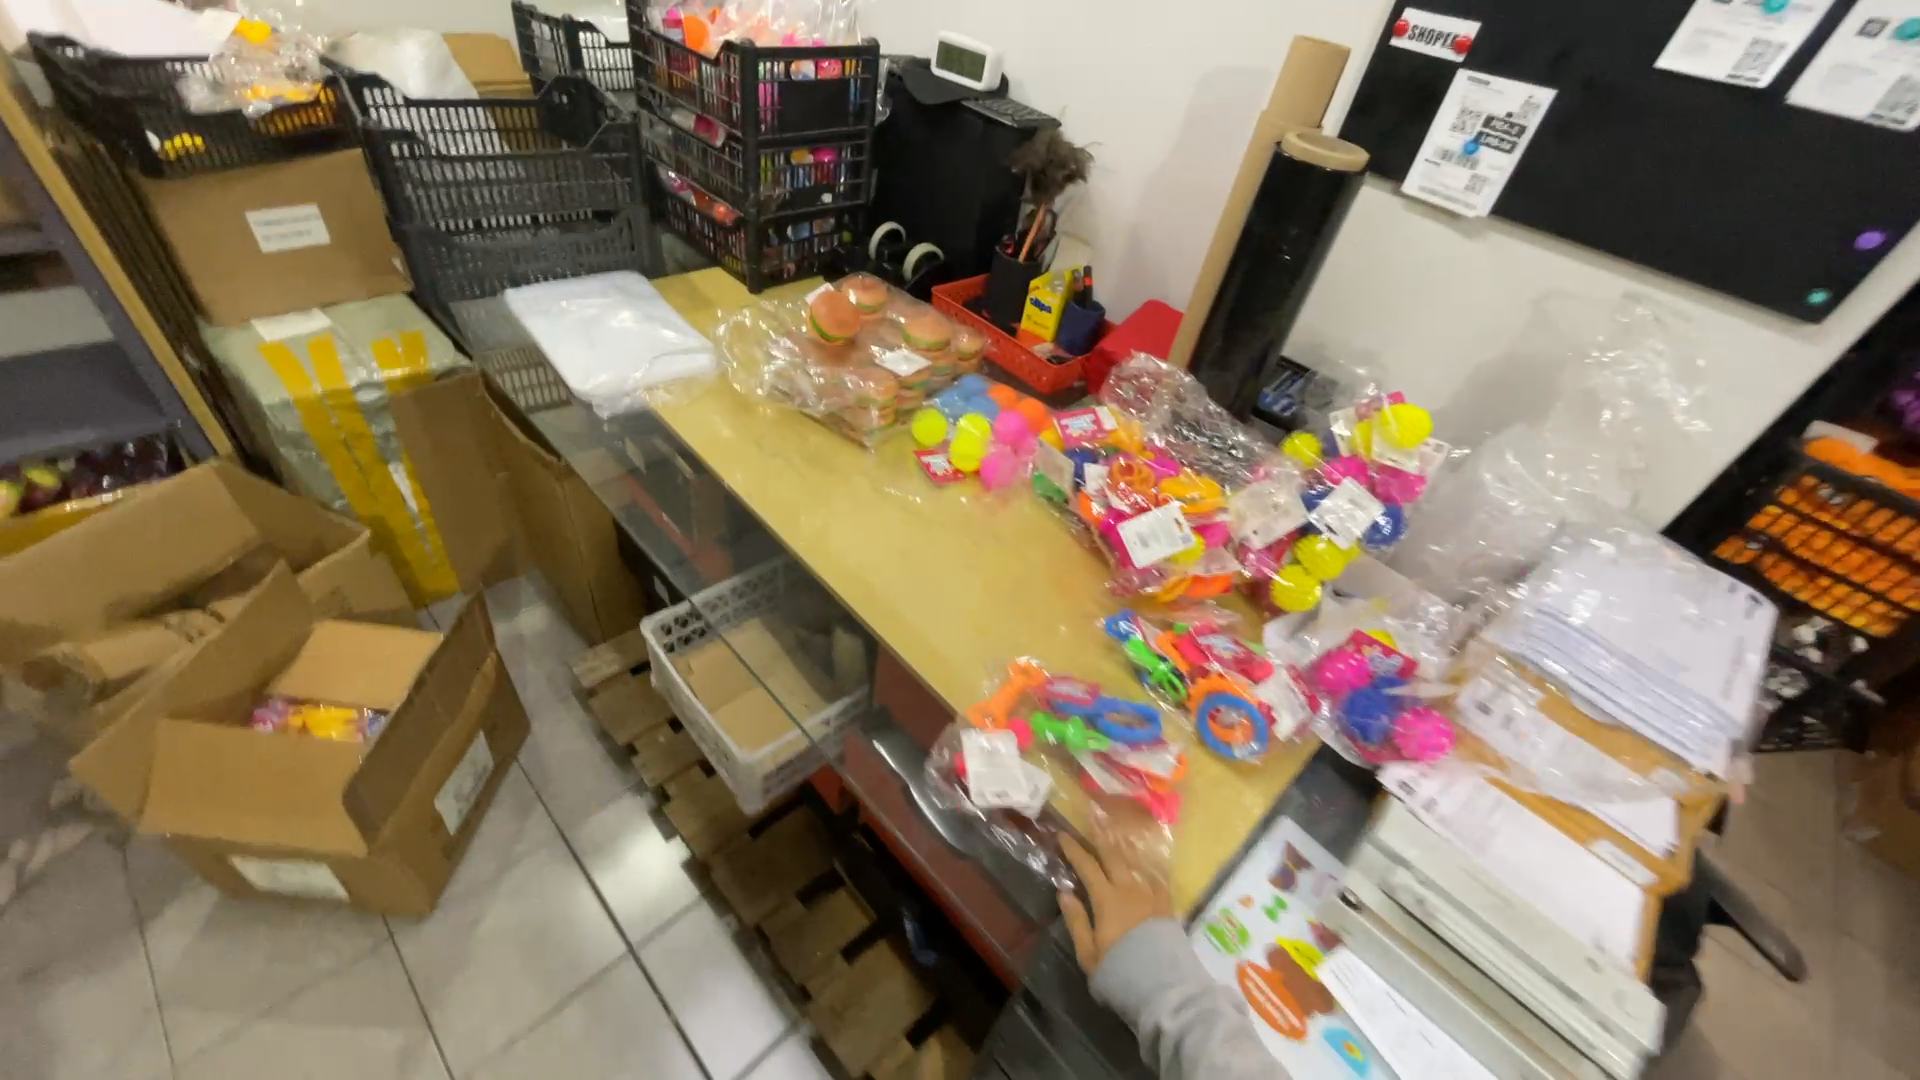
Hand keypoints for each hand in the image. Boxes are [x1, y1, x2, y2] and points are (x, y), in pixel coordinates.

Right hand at [1058, 829, 1172, 974]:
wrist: (1164, 986)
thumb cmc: (1120, 972)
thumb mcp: (1089, 952)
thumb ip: (1077, 920)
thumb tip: (1064, 891)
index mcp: (1106, 899)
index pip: (1086, 866)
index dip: (1073, 849)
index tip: (1062, 834)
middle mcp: (1129, 888)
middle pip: (1112, 855)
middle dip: (1100, 834)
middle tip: (1094, 814)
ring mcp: (1151, 894)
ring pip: (1136, 860)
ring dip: (1125, 842)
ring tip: (1119, 826)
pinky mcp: (1168, 904)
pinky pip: (1158, 874)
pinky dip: (1150, 861)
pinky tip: (1150, 855)